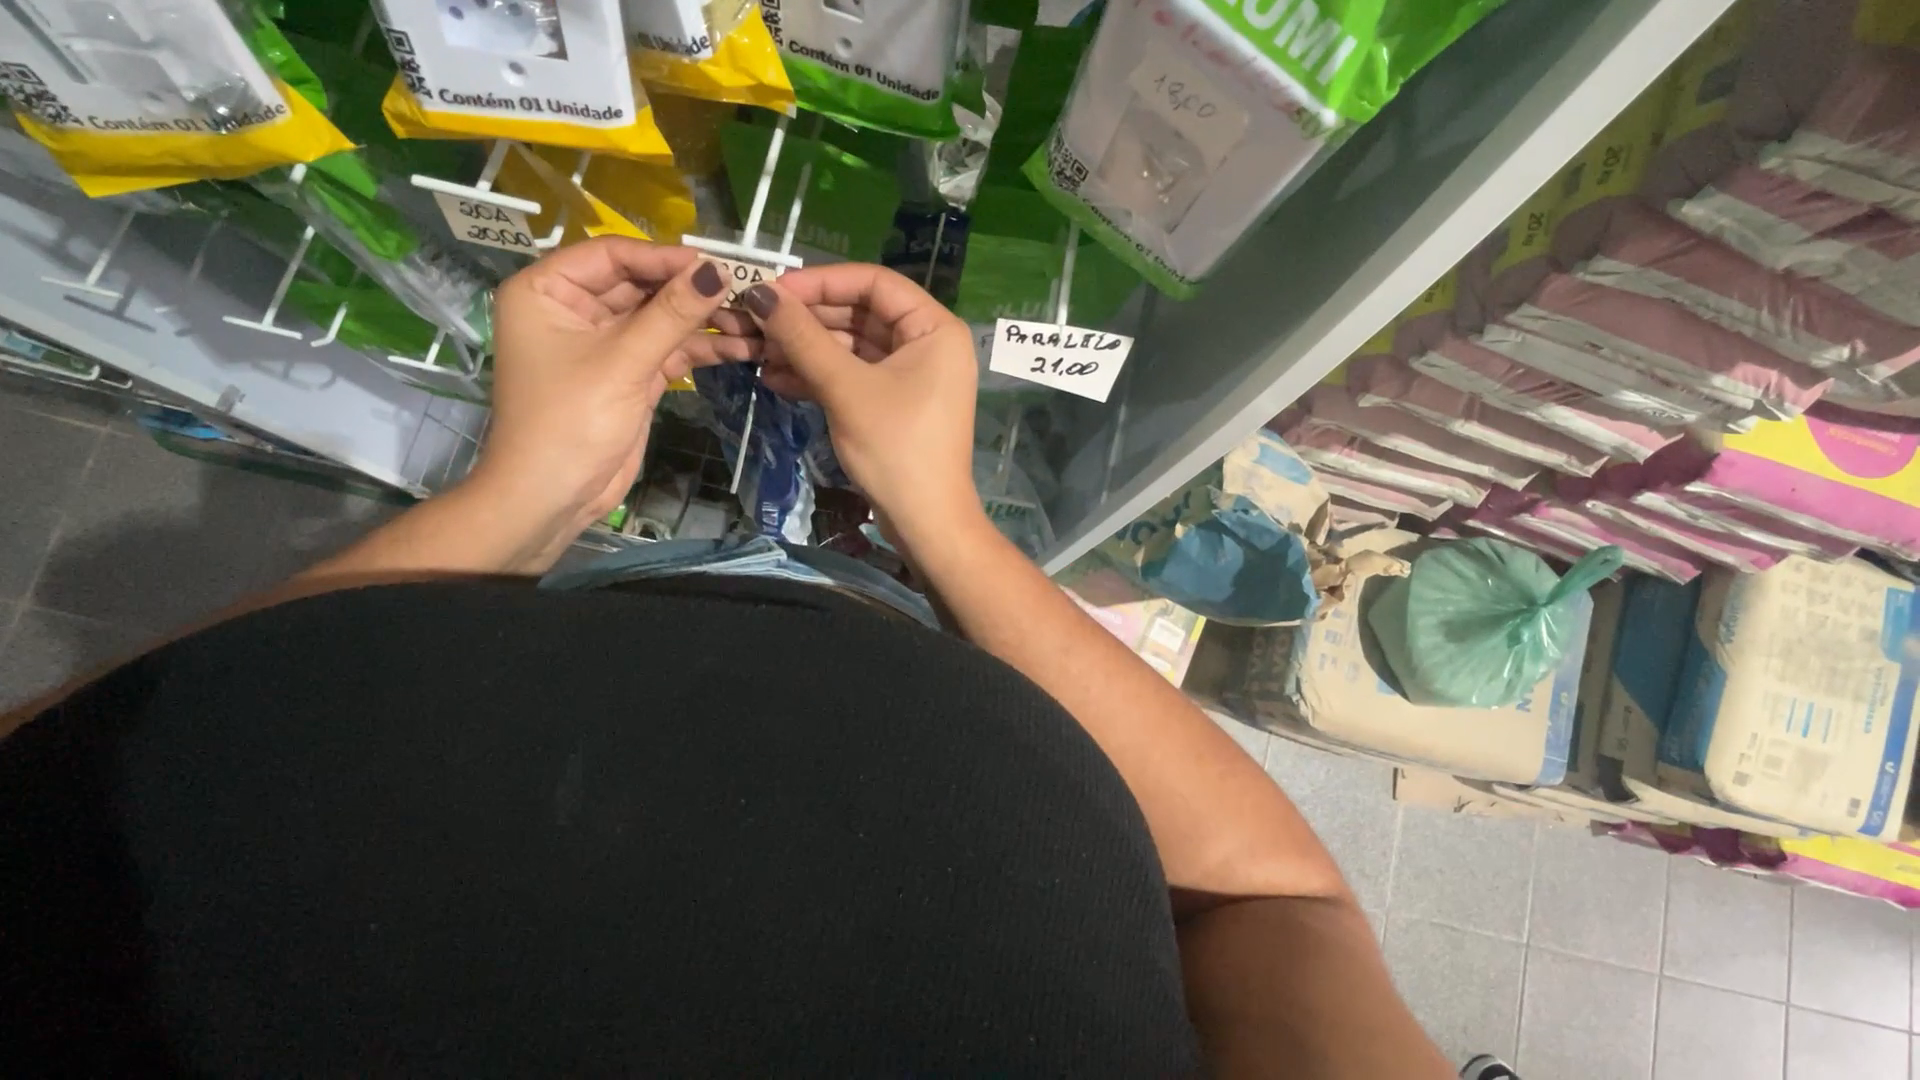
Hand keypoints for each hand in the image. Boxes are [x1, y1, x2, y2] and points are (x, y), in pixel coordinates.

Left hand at [473, 238, 739, 541]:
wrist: (554, 497)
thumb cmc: (570, 421)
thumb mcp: (624, 361)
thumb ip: (673, 313)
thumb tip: (719, 271)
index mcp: (549, 291)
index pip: (614, 256)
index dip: (667, 257)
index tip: (719, 264)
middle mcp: (575, 308)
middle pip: (644, 285)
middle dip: (694, 290)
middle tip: (748, 290)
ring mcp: (606, 343)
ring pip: (662, 318)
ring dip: (706, 321)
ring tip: (756, 323)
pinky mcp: (630, 374)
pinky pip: (670, 349)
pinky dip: (703, 348)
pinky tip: (743, 348)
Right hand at [736, 264, 981, 544]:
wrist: (925, 521)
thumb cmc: (895, 448)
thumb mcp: (845, 388)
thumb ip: (803, 338)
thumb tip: (761, 295)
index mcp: (934, 328)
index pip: (874, 282)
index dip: (821, 281)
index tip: (774, 290)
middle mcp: (928, 344)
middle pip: (860, 313)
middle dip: (807, 319)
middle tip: (756, 320)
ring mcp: (912, 376)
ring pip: (852, 347)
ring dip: (806, 349)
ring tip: (757, 352)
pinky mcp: (894, 403)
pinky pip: (854, 376)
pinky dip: (819, 376)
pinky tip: (775, 379)